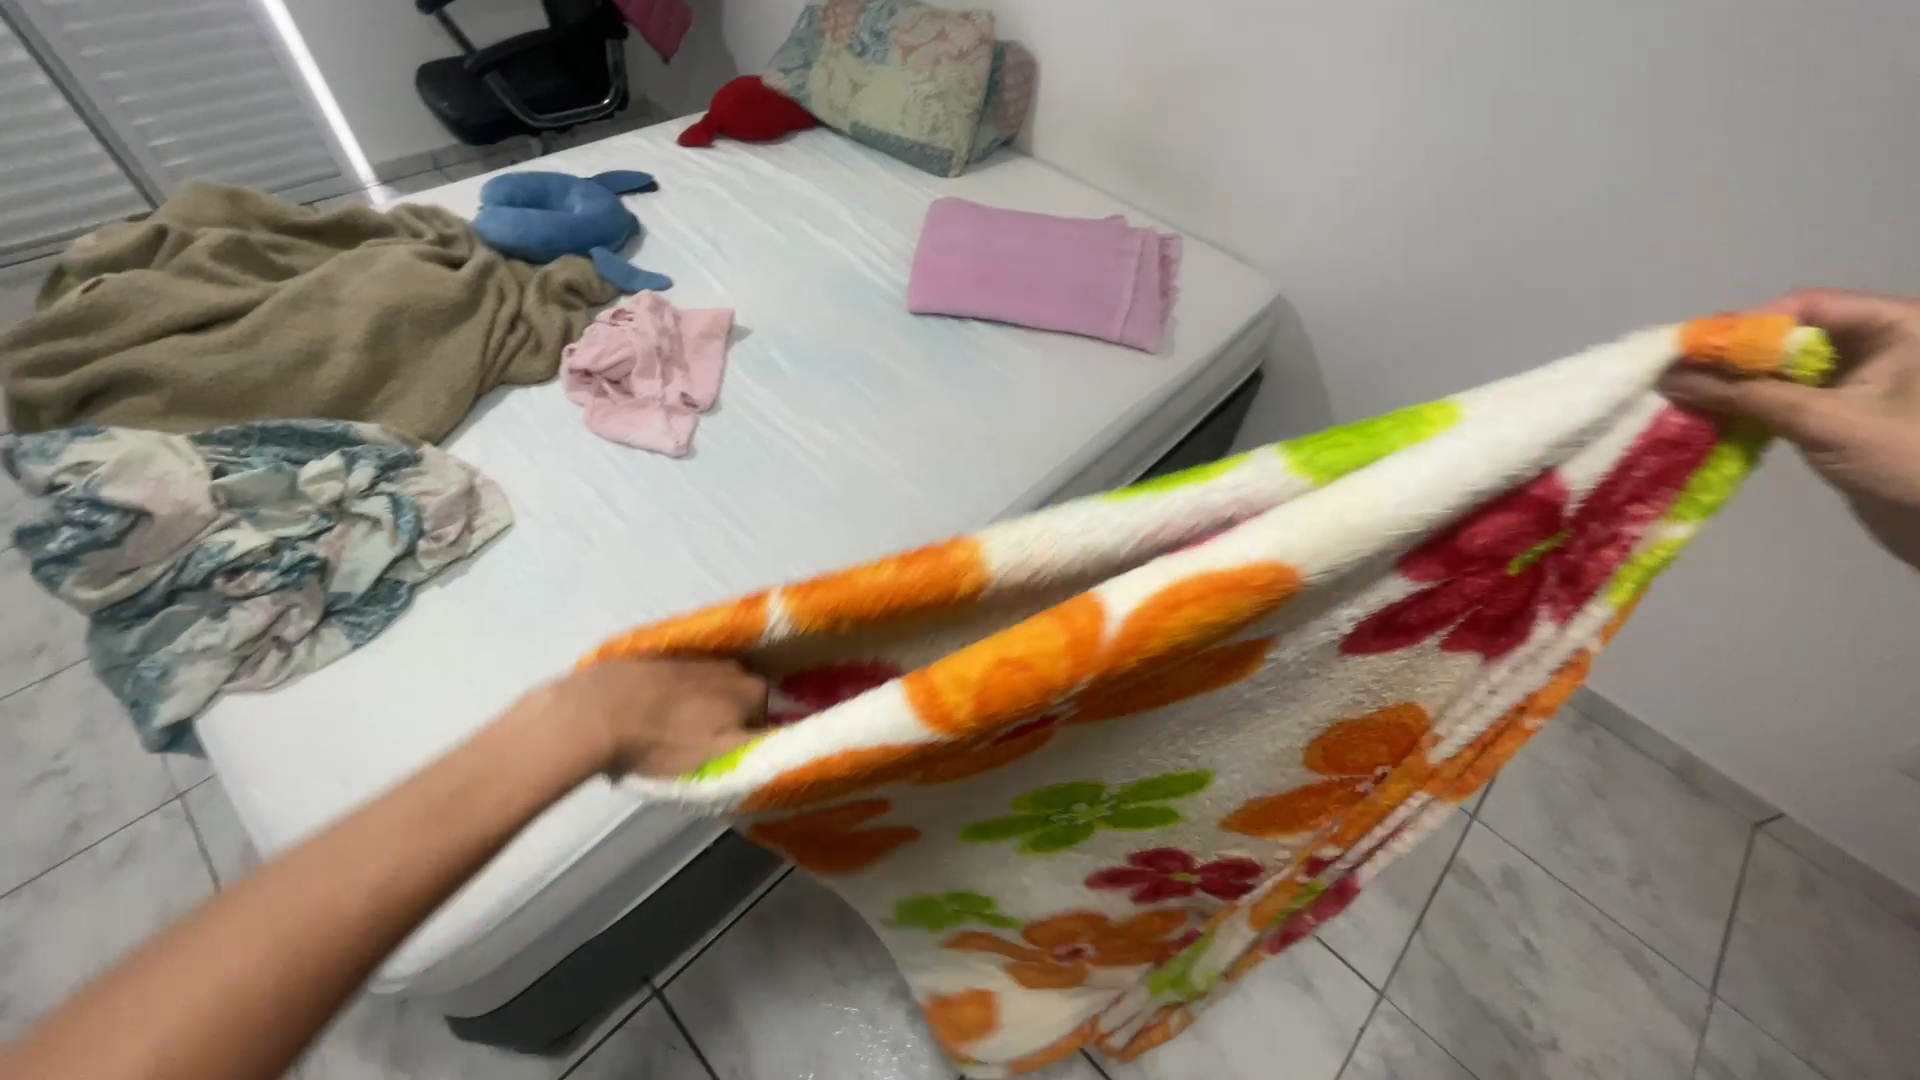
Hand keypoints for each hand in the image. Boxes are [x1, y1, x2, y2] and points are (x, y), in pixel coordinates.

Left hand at [505, 657, 767, 777]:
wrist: (594, 711)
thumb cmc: (663, 742)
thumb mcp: (722, 758)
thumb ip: (765, 749)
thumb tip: (795, 741)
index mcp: (753, 690)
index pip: (768, 722)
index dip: (748, 745)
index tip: (724, 762)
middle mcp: (732, 668)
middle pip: (740, 704)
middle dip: (726, 726)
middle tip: (695, 755)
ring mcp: (696, 659)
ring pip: (711, 693)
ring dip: (699, 714)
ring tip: (669, 739)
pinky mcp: (662, 658)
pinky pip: (682, 685)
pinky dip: (675, 701)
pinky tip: (651, 719)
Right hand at [1660, 288, 1919, 571]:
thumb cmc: (1908, 458)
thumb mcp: (1823, 420)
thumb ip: (1746, 395)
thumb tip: (1670, 377)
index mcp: (1900, 326)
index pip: (1808, 306)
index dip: (1747, 325)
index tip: (1691, 352)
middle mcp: (1883, 342)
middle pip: (1791, 333)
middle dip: (1732, 355)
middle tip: (1677, 375)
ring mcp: (1865, 377)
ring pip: (1783, 365)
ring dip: (1735, 381)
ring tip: (1686, 396)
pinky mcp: (1846, 409)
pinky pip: (1788, 393)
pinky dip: (1750, 402)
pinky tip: (1714, 414)